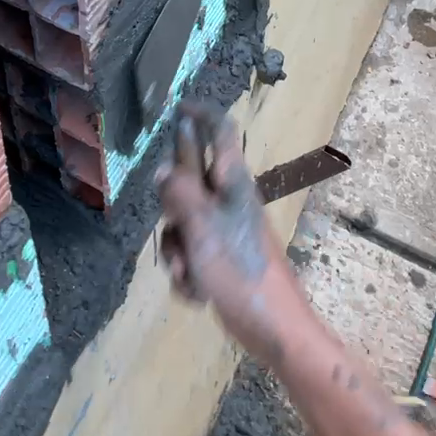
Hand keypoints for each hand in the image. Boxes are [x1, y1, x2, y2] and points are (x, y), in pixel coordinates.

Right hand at [156, 103, 303, 358]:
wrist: (273, 328)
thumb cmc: (240, 269)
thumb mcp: (201, 225)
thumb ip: (179, 192)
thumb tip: (163, 168)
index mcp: (232, 180)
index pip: (219, 130)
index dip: (200, 114)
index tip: (175, 108)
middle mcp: (227, 199)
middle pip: (187, 180)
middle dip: (172, 207)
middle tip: (176, 225)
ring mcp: (223, 229)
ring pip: (182, 221)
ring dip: (176, 248)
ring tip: (187, 271)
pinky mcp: (219, 258)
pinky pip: (189, 252)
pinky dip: (187, 272)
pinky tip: (196, 291)